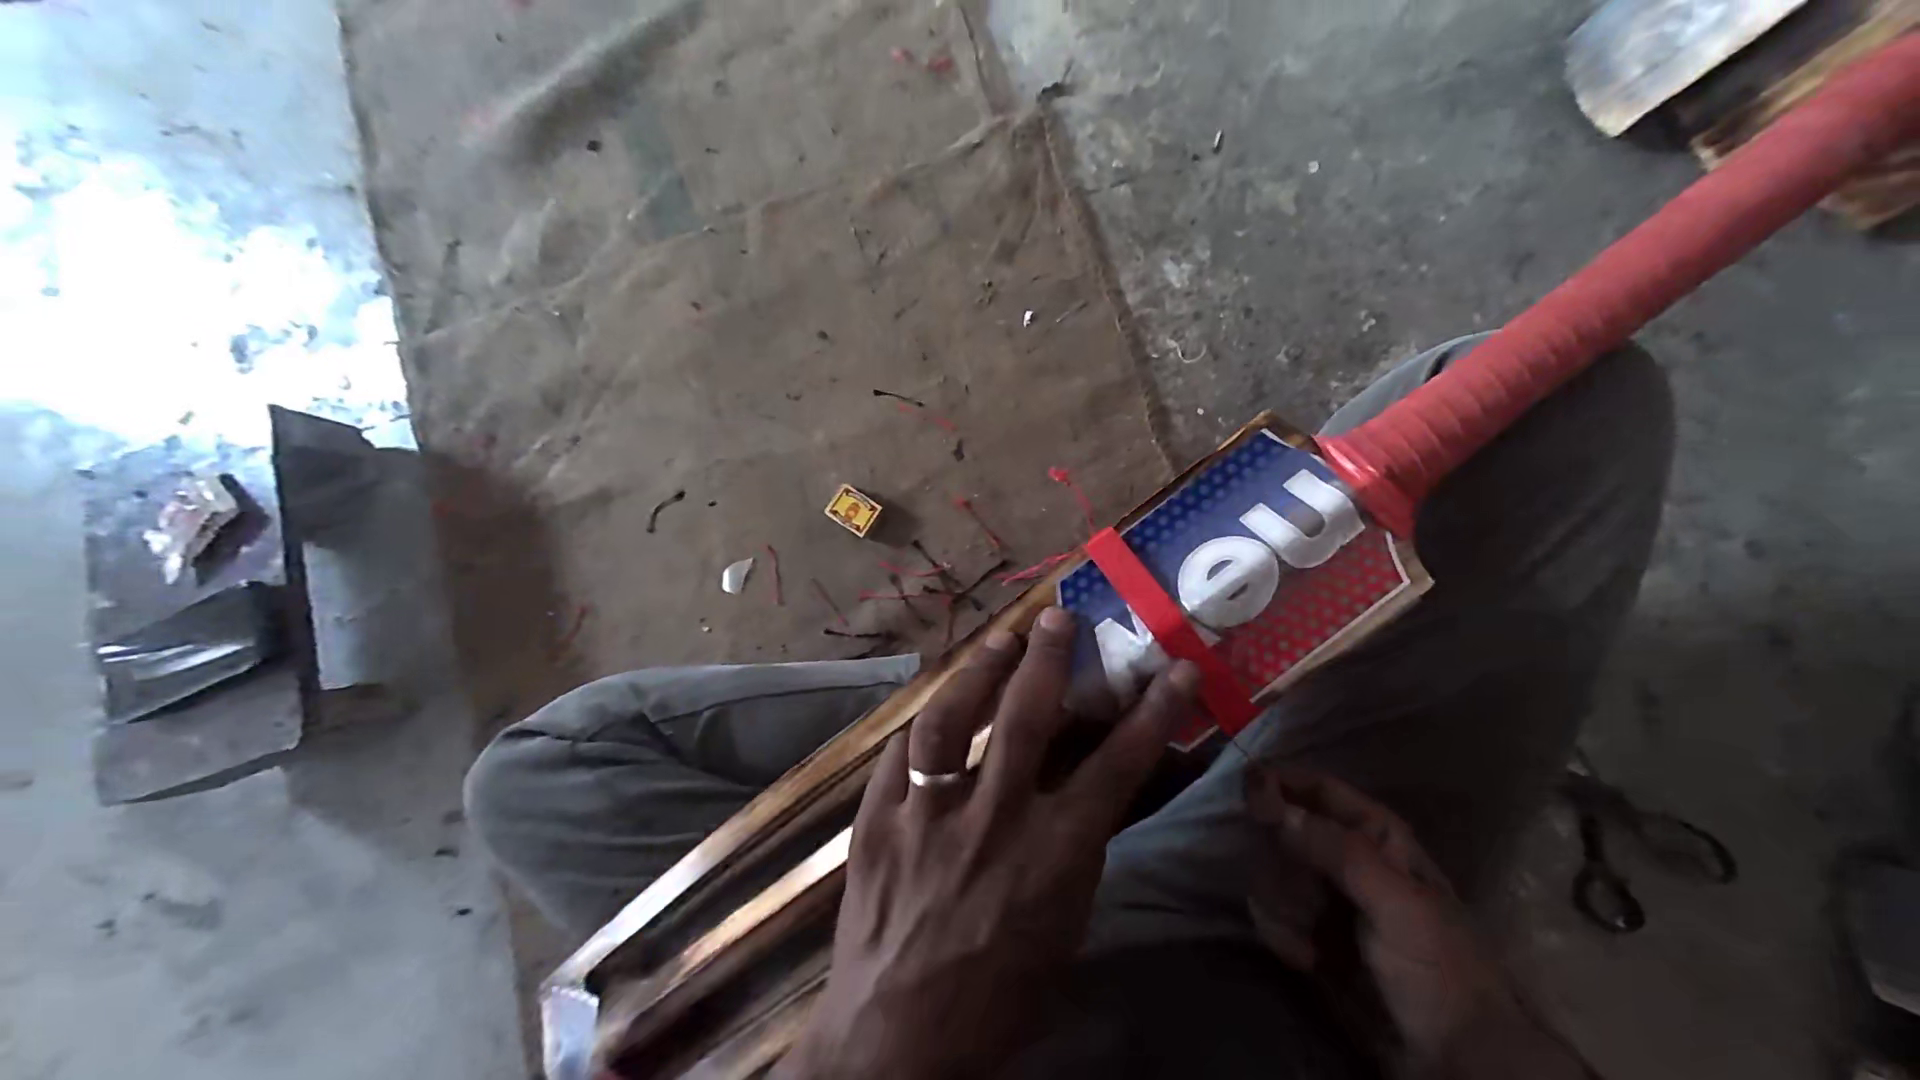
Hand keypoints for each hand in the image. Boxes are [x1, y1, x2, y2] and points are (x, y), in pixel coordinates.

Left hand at [777, 607, 1200, 1079]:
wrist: (896, 1043)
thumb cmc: (997, 998)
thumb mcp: (1061, 928)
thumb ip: (1075, 851)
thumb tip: (1086, 790)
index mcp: (1052, 855)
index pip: (1116, 766)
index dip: (1153, 711)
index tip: (1176, 668)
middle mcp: (992, 820)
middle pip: (1024, 718)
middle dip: (1047, 659)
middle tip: (1057, 618)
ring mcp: (926, 816)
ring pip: (950, 721)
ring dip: (977, 672)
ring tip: (997, 641)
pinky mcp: (877, 821)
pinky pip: (899, 758)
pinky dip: (920, 731)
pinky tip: (932, 714)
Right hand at [1246, 766, 1593, 1079]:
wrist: (1455, 1060)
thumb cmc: (1440, 971)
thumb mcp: (1398, 906)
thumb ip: (1338, 852)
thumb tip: (1276, 807)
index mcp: (1376, 836)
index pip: (1318, 788)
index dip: (1280, 781)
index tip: (1246, 790)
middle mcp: (1344, 857)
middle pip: (1283, 830)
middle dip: (1281, 864)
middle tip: (1301, 899)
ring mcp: (1324, 896)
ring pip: (1271, 872)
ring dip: (1282, 906)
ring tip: (1310, 942)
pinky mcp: (1308, 932)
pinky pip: (1269, 912)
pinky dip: (1280, 933)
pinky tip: (1306, 959)